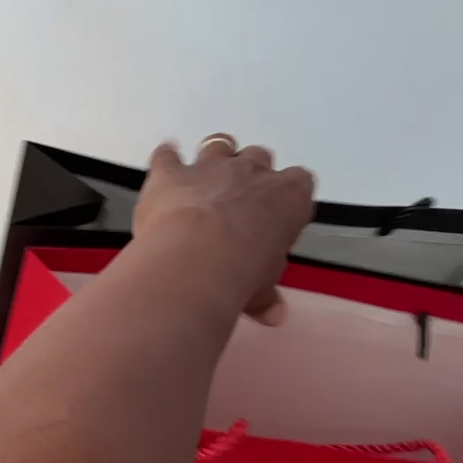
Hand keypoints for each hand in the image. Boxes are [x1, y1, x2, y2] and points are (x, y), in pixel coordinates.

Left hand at [132, 134, 314, 325]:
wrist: (196, 257)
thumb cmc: (241, 272)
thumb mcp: (260, 289)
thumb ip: (265, 297)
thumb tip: (274, 316)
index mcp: (287, 197)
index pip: (299, 182)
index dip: (286, 193)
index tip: (275, 209)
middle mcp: (251, 172)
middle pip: (257, 157)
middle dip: (248, 171)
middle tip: (236, 193)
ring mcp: (209, 167)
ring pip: (218, 146)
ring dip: (213, 155)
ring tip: (204, 171)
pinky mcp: (170, 172)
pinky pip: (167, 155)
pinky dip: (165, 156)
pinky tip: (163, 159)